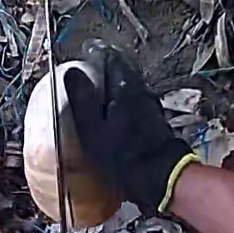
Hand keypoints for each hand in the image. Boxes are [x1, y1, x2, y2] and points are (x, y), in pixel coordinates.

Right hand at [65, 45, 196, 212]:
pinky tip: (118, 123)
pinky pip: (138, 110)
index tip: (86, 53)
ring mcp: (153, 110)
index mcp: (126, 90)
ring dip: (117, 93)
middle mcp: (143, 94)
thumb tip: (72, 73)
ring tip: (102, 101)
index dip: (97, 54)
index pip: (112, 60)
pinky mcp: (158, 127)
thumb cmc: (123, 155)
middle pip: (124, 75)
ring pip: (132, 93)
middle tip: (91, 77)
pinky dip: (126, 110)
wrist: (161, 179)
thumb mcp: (94, 129)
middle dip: (108, 74)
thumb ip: (83, 100)